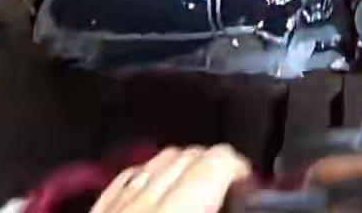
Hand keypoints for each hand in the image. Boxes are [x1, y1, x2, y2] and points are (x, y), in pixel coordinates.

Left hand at [91, 145, 250, 212]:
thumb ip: (214, 206)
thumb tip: (240, 193)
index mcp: (175, 210)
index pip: (216, 160)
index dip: (240, 166)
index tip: (249, 183)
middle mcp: (141, 202)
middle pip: (188, 154)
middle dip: (213, 164)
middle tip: (228, 189)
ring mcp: (112, 207)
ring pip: (157, 160)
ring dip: (182, 167)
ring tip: (197, 189)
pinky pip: (126, 178)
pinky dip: (147, 177)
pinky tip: (156, 189)